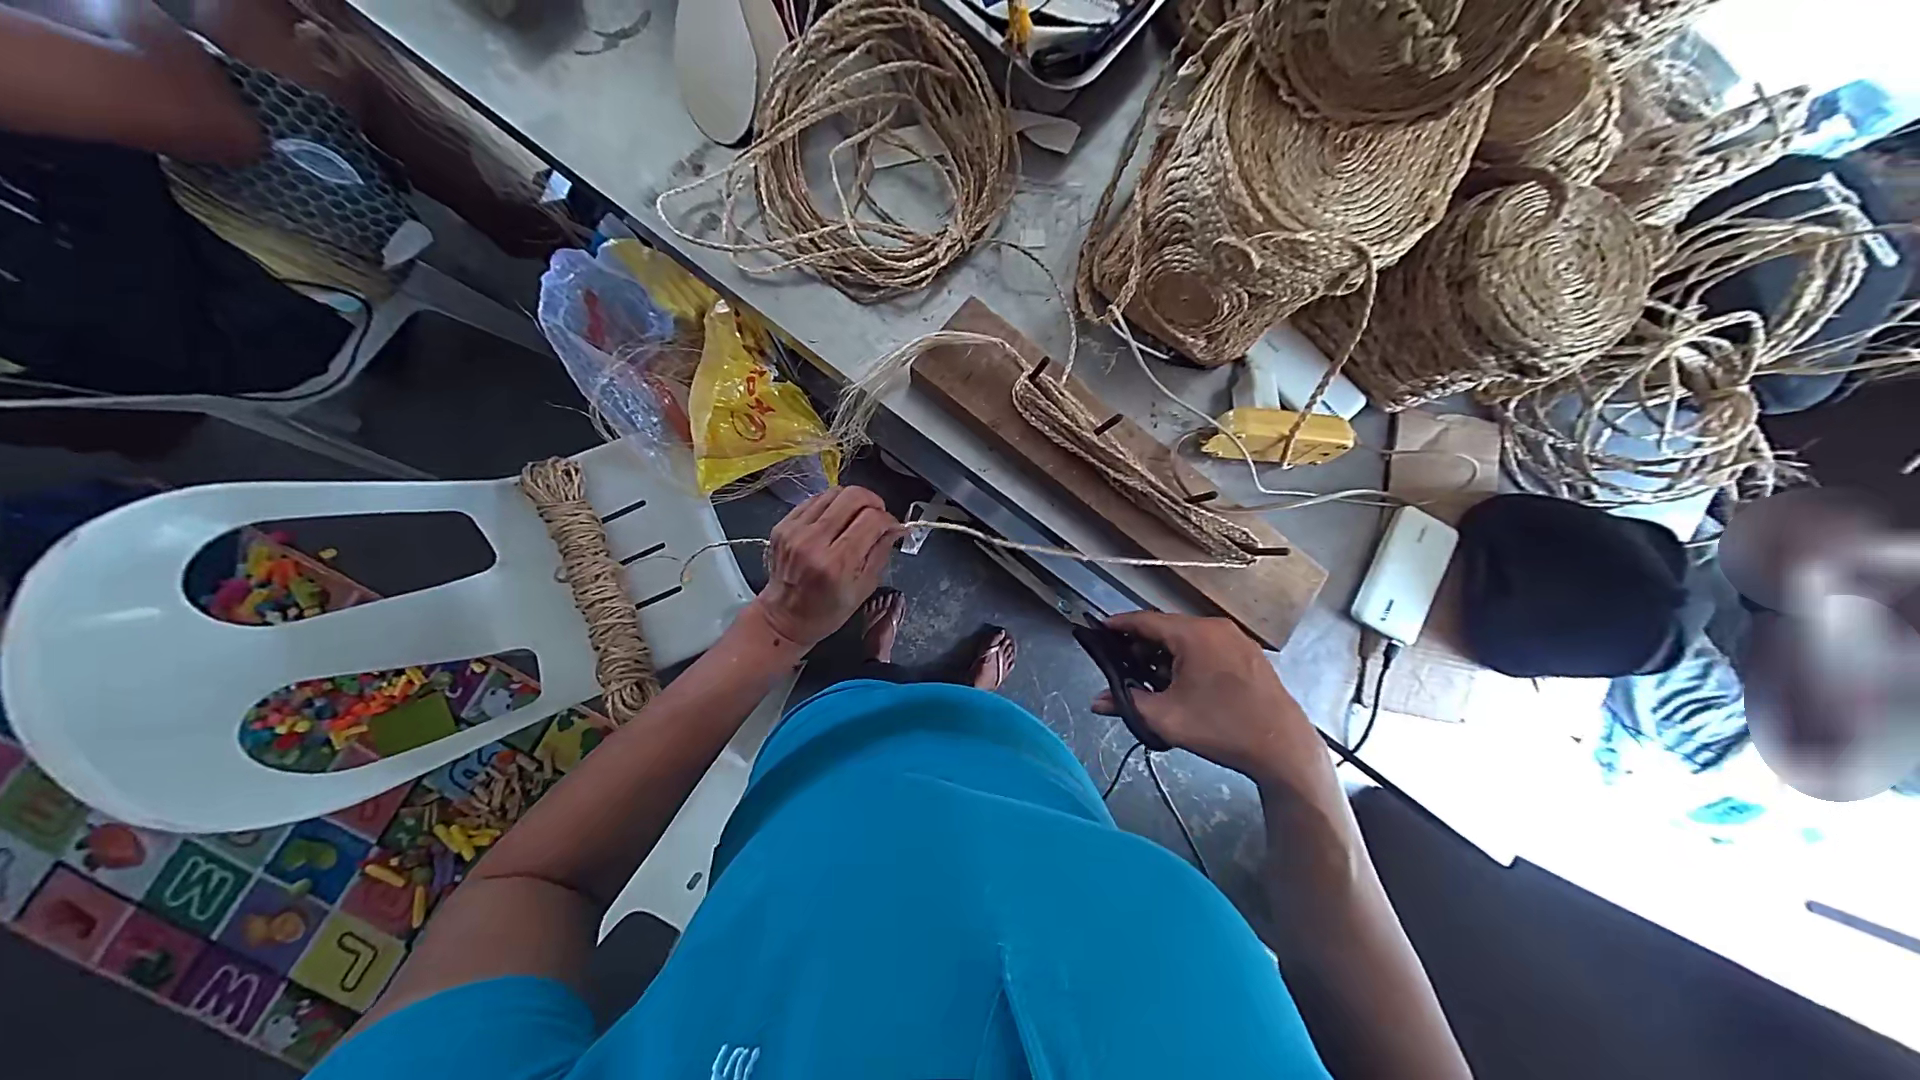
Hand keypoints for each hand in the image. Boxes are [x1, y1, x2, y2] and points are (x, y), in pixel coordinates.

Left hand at [749, 487, 899, 649]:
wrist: (783, 617)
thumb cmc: (826, 611)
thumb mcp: (864, 589)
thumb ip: (881, 552)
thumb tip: (895, 527)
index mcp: (837, 564)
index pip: (872, 520)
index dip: (888, 519)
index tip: (892, 527)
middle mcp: (813, 542)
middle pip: (853, 497)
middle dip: (873, 502)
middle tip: (877, 516)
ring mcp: (795, 531)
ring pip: (834, 493)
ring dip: (852, 501)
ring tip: (856, 517)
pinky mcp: (783, 525)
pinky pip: (814, 500)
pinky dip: (831, 505)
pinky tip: (835, 520)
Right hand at [1092, 612, 1338, 803]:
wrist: (1282, 748)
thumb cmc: (1222, 728)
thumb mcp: (1166, 718)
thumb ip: (1126, 704)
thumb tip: (1097, 702)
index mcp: (1194, 634)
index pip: (1145, 619)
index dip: (1119, 624)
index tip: (1100, 629)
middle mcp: (1216, 628)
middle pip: (1167, 627)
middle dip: (1142, 645)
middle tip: (1124, 665)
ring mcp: (1236, 639)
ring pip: (1188, 638)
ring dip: (1166, 654)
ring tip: (1152, 680)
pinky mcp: (1249, 654)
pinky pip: (1207, 646)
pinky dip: (1188, 658)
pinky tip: (1182, 683)